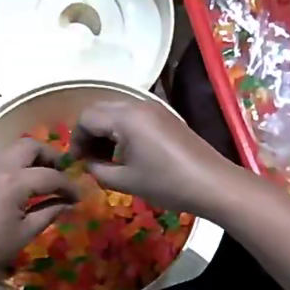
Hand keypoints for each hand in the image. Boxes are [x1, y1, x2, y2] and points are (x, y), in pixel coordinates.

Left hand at [0, 138, 78, 289]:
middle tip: (61, 174)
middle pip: (30, 146)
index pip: (51, 175)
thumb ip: (50, 212)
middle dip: (50, 157)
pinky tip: (16, 186)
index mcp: (14, 181)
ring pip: (11, 150)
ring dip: (30, 159)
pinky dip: (12, 165)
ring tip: (40, 179)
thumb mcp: (25, 233)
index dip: (69, 185)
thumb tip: (68, 203)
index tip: (78, 196)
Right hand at [76, 100, 242, 214]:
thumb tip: (88, 164)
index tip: (76, 162)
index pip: (87, 118)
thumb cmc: (167, 183)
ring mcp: (155, 109)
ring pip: (118, 112)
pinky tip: (127, 154)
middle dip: (90, 133)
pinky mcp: (167, 117)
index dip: (77, 140)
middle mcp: (138, 105)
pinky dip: (123, 130)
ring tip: (107, 159)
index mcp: (125, 117)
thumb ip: (98, 170)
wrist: (212, 183)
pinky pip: (135, 117)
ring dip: (106, 131)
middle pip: (100, 110)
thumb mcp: (126, 181)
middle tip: (89, 159)